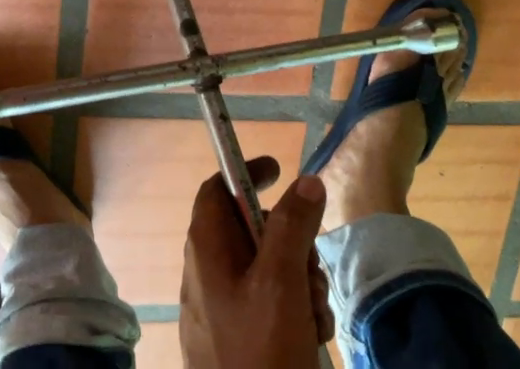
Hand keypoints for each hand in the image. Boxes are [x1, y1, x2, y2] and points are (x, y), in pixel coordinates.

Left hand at [179, 157, 334, 368]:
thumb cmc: (260, 349)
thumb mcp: (281, 281)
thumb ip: (292, 227)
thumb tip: (305, 180)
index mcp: (206, 248)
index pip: (217, 190)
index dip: (245, 173)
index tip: (279, 170)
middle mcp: (208, 272)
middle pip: (252, 230)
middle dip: (291, 242)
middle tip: (311, 268)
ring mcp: (221, 307)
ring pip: (267, 269)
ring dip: (299, 282)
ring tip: (313, 314)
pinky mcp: (236, 337)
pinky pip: (268, 305)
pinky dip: (293, 310)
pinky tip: (309, 334)